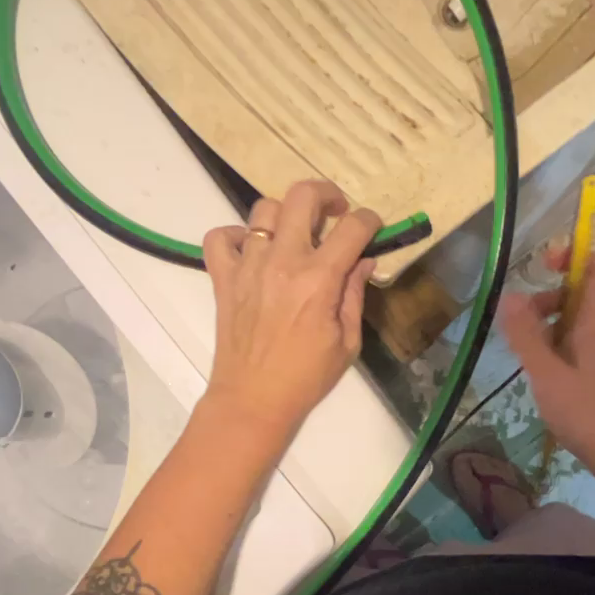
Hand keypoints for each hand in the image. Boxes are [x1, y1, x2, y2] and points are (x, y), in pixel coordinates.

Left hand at [200, 180, 380, 442]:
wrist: (253, 400)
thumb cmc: (306, 378)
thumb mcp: (347, 342)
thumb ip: (354, 295)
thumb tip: (363, 262)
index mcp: (319, 279)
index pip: (352, 228)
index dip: (369, 221)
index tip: (373, 229)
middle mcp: (283, 260)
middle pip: (302, 196)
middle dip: (327, 195)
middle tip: (335, 212)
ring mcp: (249, 265)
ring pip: (264, 210)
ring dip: (285, 215)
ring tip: (295, 235)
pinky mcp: (223, 277)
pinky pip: (221, 237)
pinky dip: (236, 236)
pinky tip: (253, 251)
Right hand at [501, 246, 594, 474]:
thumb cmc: (587, 414)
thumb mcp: (546, 375)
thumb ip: (526, 336)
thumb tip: (509, 295)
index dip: (574, 255)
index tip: (543, 263)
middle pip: (581, 295)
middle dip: (548, 298)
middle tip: (520, 324)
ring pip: (578, 324)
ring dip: (549, 328)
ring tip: (526, 357)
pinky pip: (580, 347)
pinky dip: (558, 349)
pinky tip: (543, 378)